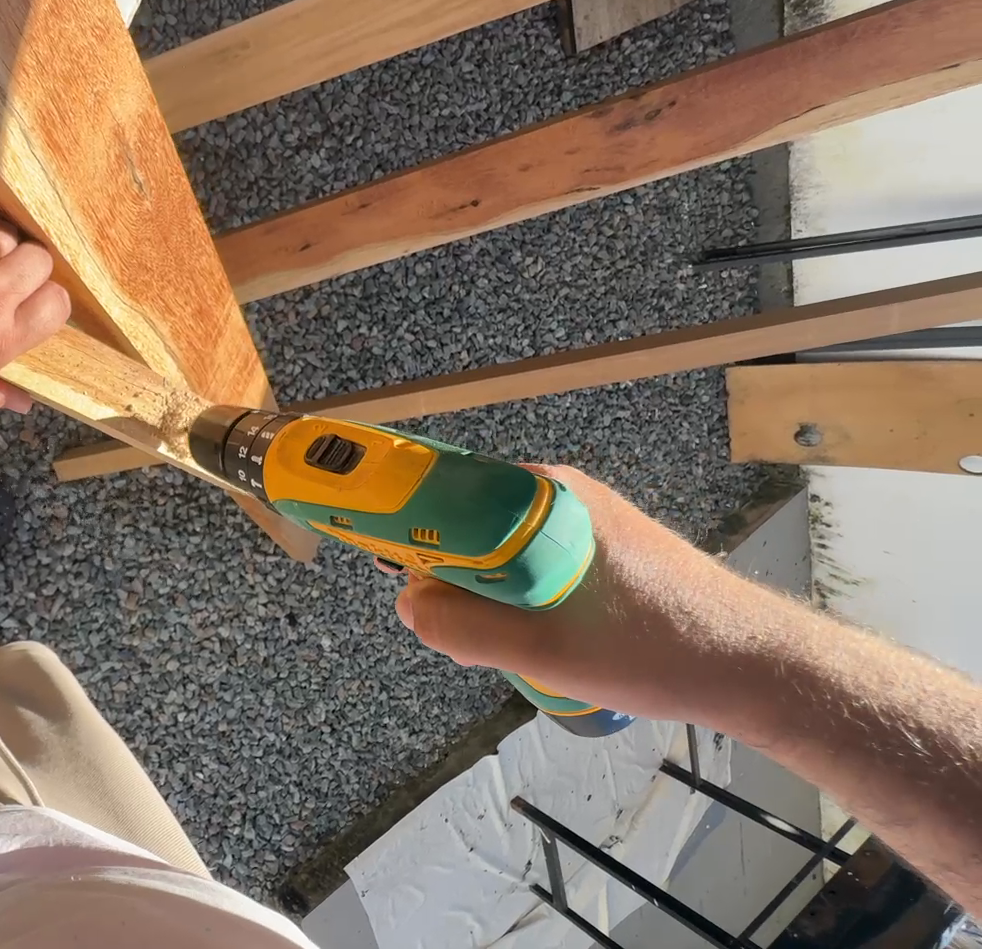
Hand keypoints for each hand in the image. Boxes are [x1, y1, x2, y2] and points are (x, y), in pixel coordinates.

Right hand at [394, 465, 801, 726]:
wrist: (765, 668)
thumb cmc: (653, 649)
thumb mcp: (541, 649)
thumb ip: (458, 626)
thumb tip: (406, 603)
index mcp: (541, 494)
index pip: (443, 488)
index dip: (405, 524)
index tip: (391, 563)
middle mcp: (556, 491)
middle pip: (464, 515)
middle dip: (442, 566)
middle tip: (446, 618)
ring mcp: (580, 514)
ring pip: (493, 538)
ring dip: (477, 583)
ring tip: (492, 635)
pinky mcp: (597, 541)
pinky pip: (525, 552)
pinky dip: (507, 585)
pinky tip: (526, 628)